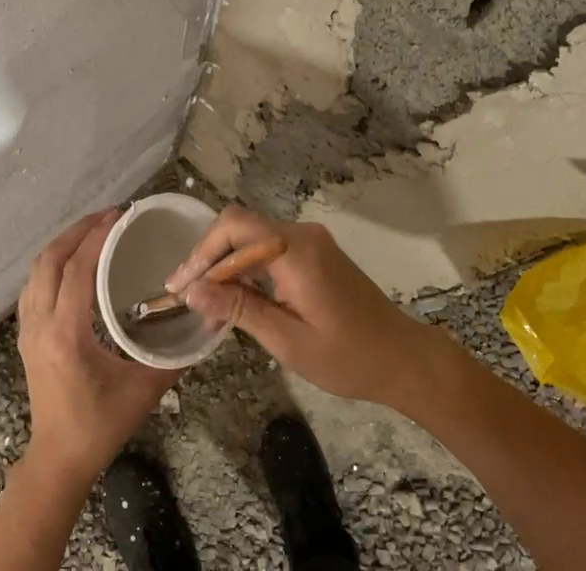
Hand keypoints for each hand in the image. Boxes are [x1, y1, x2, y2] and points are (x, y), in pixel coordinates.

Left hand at [15, 208, 182, 481]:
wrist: (59, 457)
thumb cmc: (102, 425)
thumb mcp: (145, 390)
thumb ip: (174, 356)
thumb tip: (205, 322)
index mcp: (66, 334)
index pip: (76, 270)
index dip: (96, 238)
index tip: (119, 216)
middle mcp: (40, 324)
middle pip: (49, 260)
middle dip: (77, 232)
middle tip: (109, 217)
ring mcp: (28, 329)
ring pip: (36, 271)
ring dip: (62, 245)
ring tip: (93, 232)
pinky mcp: (26, 335)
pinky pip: (33, 286)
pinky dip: (52, 264)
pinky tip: (74, 263)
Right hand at [171, 204, 459, 407]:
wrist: (404, 358)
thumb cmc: (347, 357)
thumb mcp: (287, 340)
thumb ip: (239, 308)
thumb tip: (193, 290)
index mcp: (296, 252)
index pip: (234, 227)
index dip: (201, 252)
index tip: (181, 286)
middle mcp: (302, 235)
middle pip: (240, 227)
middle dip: (209, 257)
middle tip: (189, 295)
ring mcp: (312, 241)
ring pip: (252, 236)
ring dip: (226, 264)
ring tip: (207, 303)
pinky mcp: (316, 252)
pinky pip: (270, 248)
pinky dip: (247, 267)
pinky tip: (236, 298)